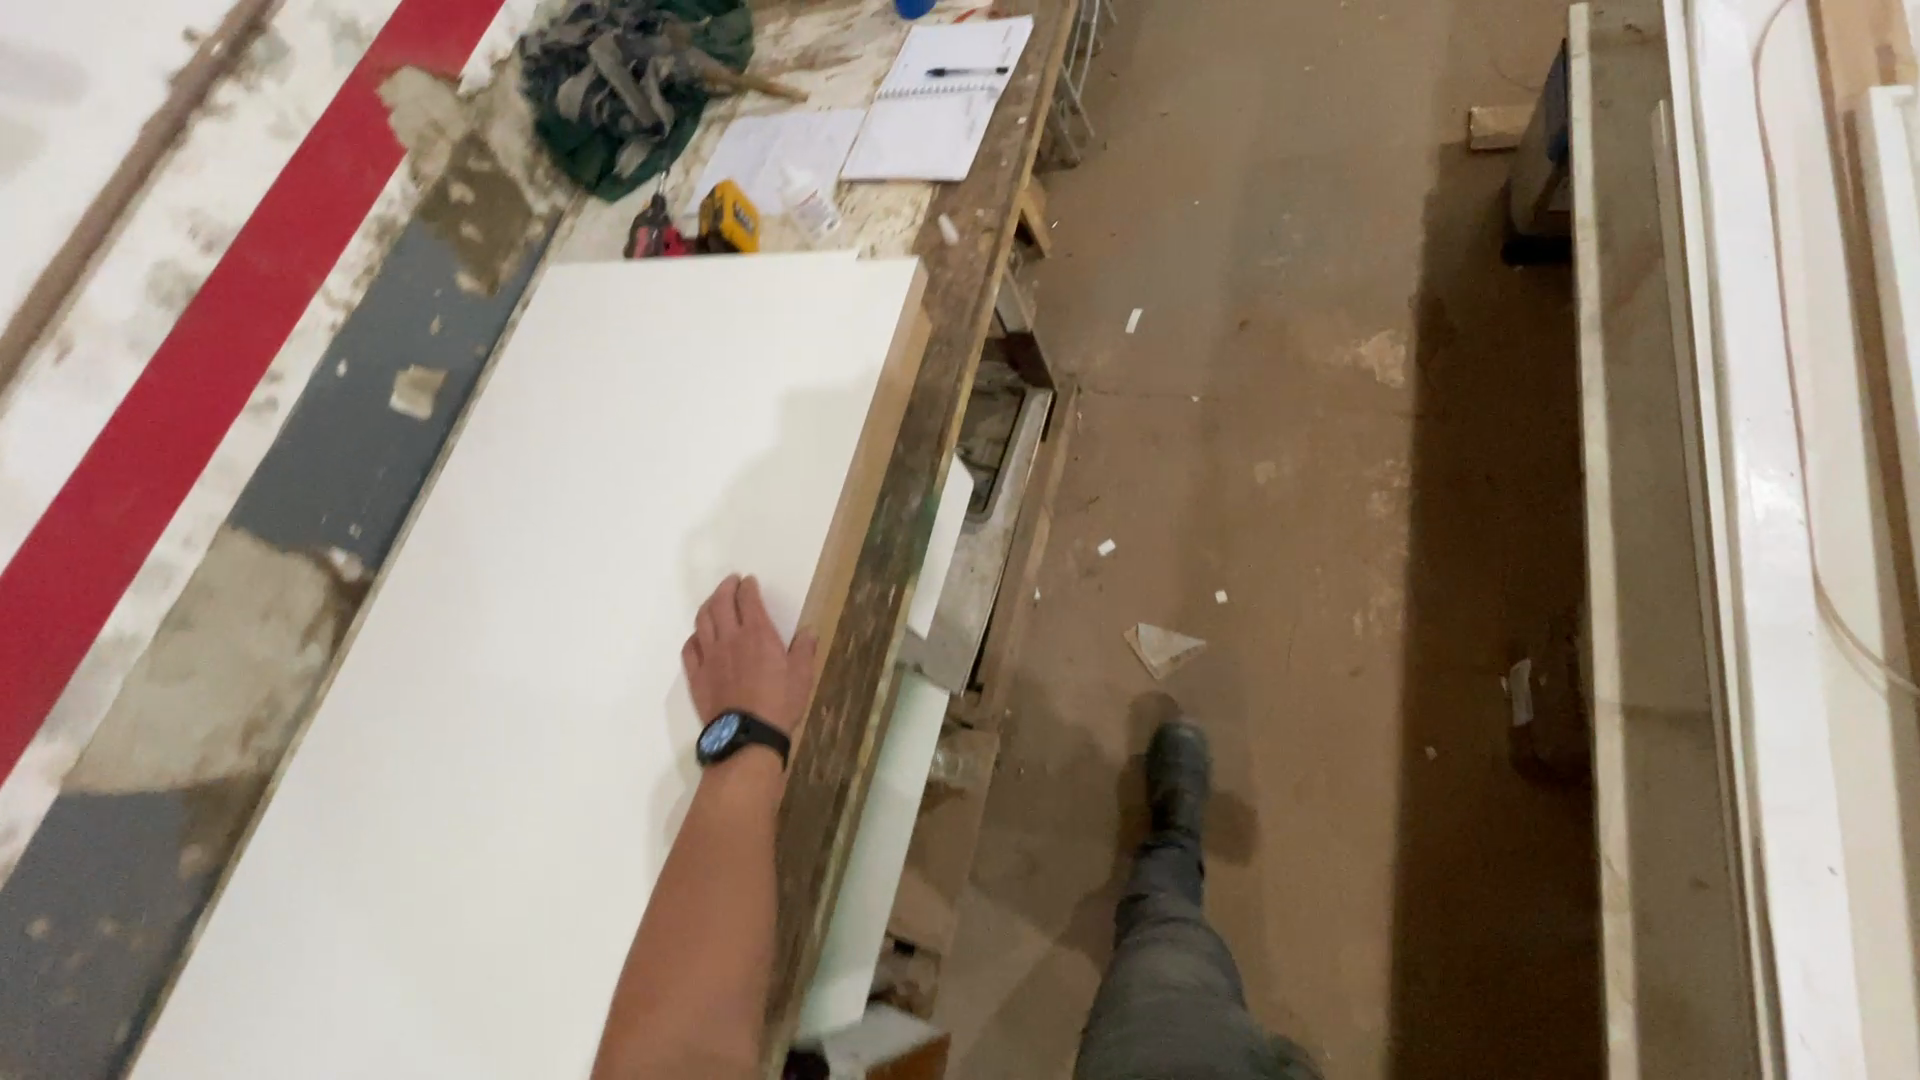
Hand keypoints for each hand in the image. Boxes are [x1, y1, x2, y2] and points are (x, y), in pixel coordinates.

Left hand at [683, 574, 818, 741]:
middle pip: (721, 603)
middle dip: (725, 588)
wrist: (748, 736)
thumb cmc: (780, 704)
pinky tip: (699, 636)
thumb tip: (808, 630)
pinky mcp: (696, 675)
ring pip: (702, 621)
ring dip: (708, 606)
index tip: (749, 581)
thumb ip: (804, 649)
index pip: (749, 600)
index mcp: (758, 634)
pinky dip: (695, 635)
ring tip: (714, 602)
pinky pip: (690, 647)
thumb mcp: (802, 676)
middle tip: (730, 582)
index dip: (748, 587)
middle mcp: (730, 638)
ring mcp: (709, 656)